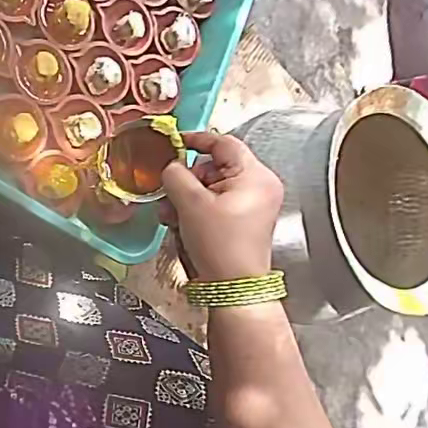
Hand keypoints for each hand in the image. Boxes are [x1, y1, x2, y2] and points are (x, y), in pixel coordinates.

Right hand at [160, 130, 283, 280]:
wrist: (232, 287)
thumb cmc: (218, 244)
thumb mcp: (191, 204)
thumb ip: (176, 176)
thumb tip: (170, 166)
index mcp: (255, 176)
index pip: (224, 143)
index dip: (197, 140)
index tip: (175, 142)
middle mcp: (259, 186)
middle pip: (214, 167)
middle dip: (186, 180)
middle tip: (168, 194)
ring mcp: (253, 204)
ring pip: (211, 186)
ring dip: (186, 197)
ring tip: (171, 215)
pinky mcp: (243, 220)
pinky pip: (215, 203)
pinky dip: (196, 209)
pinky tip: (181, 222)